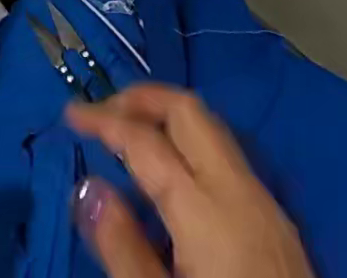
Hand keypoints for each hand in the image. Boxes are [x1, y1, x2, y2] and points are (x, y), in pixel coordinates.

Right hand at [66, 84, 314, 277]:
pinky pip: (224, 158)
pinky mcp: (277, 225)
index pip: (143, 139)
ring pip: (210, 129)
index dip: (101, 119)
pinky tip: (166, 176)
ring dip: (163, 119)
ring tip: (126, 137)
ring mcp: (266, 206)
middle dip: (139, 100)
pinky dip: (186, 145)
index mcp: (208, 210)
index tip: (69, 114)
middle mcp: (241, 193)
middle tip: (101, 114)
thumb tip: (89, 187)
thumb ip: (122, 246)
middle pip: (188, 111)